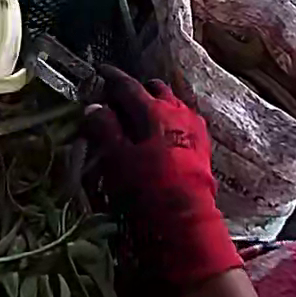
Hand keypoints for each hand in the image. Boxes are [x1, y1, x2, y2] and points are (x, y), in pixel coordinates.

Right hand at [84, 69, 241, 289]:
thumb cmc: (149, 189)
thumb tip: (93, 107)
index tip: (99, 71)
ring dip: (154, 105)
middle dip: (136, 90)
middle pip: (154, 89)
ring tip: (139, 120)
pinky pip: (184, 120)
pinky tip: (160, 137)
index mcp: (153, 110)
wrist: (189, 224)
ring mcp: (193, 127)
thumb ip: (104, 128)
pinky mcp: (202, 146)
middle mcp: (177, 111)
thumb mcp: (118, 159)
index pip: (128, 85)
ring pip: (171, 103)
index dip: (111, 77)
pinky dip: (169, 120)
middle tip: (118, 102)